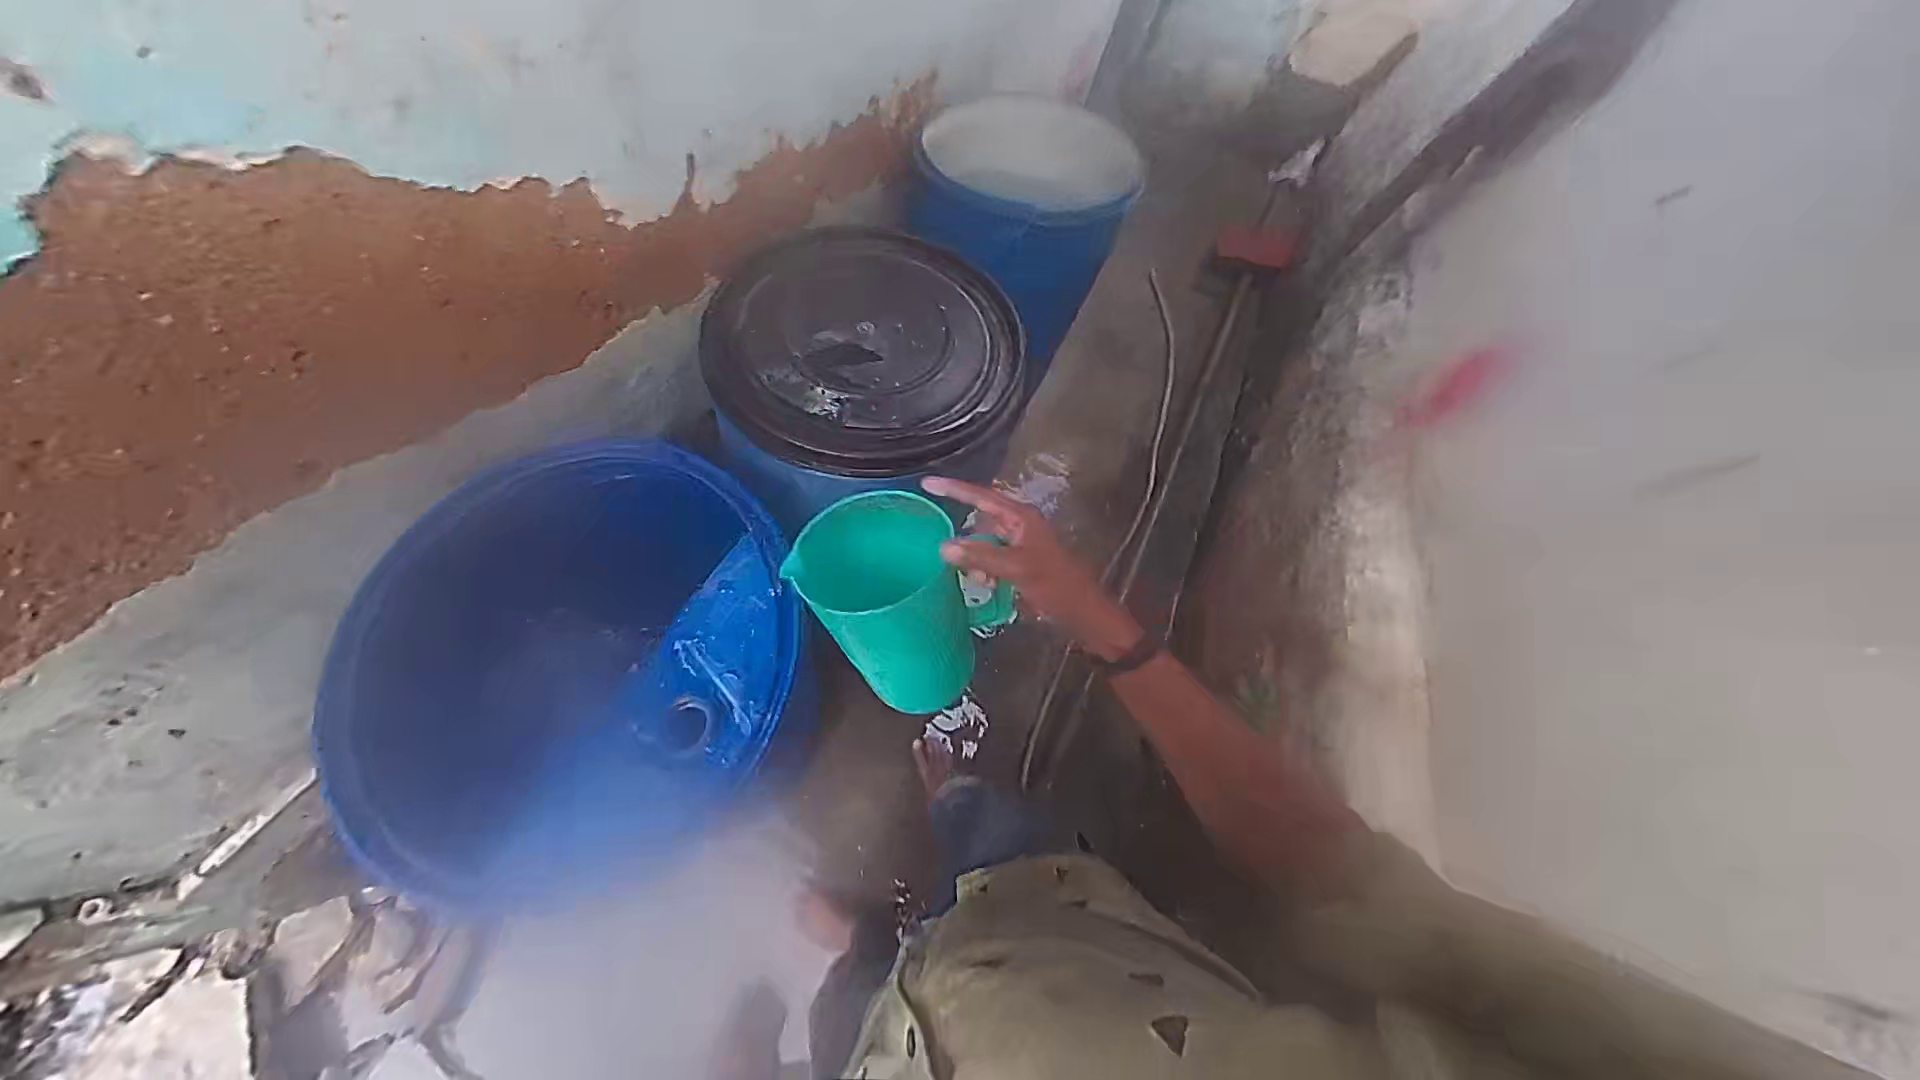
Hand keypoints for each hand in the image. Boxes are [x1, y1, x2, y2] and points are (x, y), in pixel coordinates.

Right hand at [922, 477, 1143, 660]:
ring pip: (984, 543)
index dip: (953, 488)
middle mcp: (1018, 524)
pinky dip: (984, 570)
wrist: (1081, 610)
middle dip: (966, 539)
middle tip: (951, 556)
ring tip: (980, 579)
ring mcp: (1019, 544)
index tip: (927, 483)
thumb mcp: (1015, 568)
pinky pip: (991, 559)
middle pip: (980, 521)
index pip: (981, 496)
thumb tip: (944, 546)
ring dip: (976, 560)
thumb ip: (980, 556)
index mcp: (1020, 516)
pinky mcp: (1019, 562)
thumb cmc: (1054, 584)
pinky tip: (988, 585)